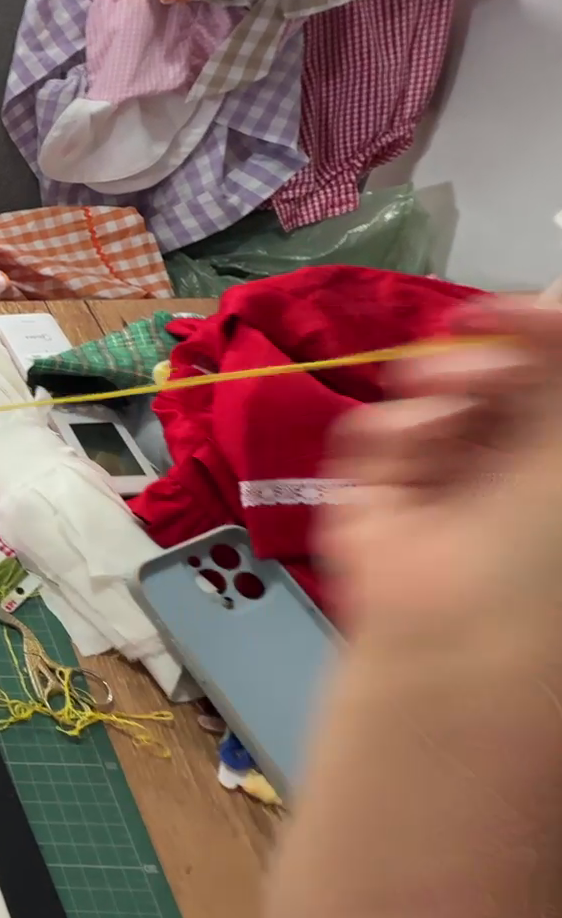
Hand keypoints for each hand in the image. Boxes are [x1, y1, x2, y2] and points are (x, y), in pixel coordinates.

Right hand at [322, 299, 561, 625]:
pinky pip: (375, 430)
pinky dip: (390, 435)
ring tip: (441, 409)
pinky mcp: (374, 476)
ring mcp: (440, 462)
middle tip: (479, 336)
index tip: (519, 307)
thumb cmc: (544, 550)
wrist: (454, 618)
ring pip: (428, 394)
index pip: (545, 369)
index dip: (537, 331)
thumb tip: (543, 298)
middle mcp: (512, 448)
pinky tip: (406, 455)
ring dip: (436, 391)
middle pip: (492, 372)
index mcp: (558, 448)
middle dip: (484, 353)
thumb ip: (560, 371)